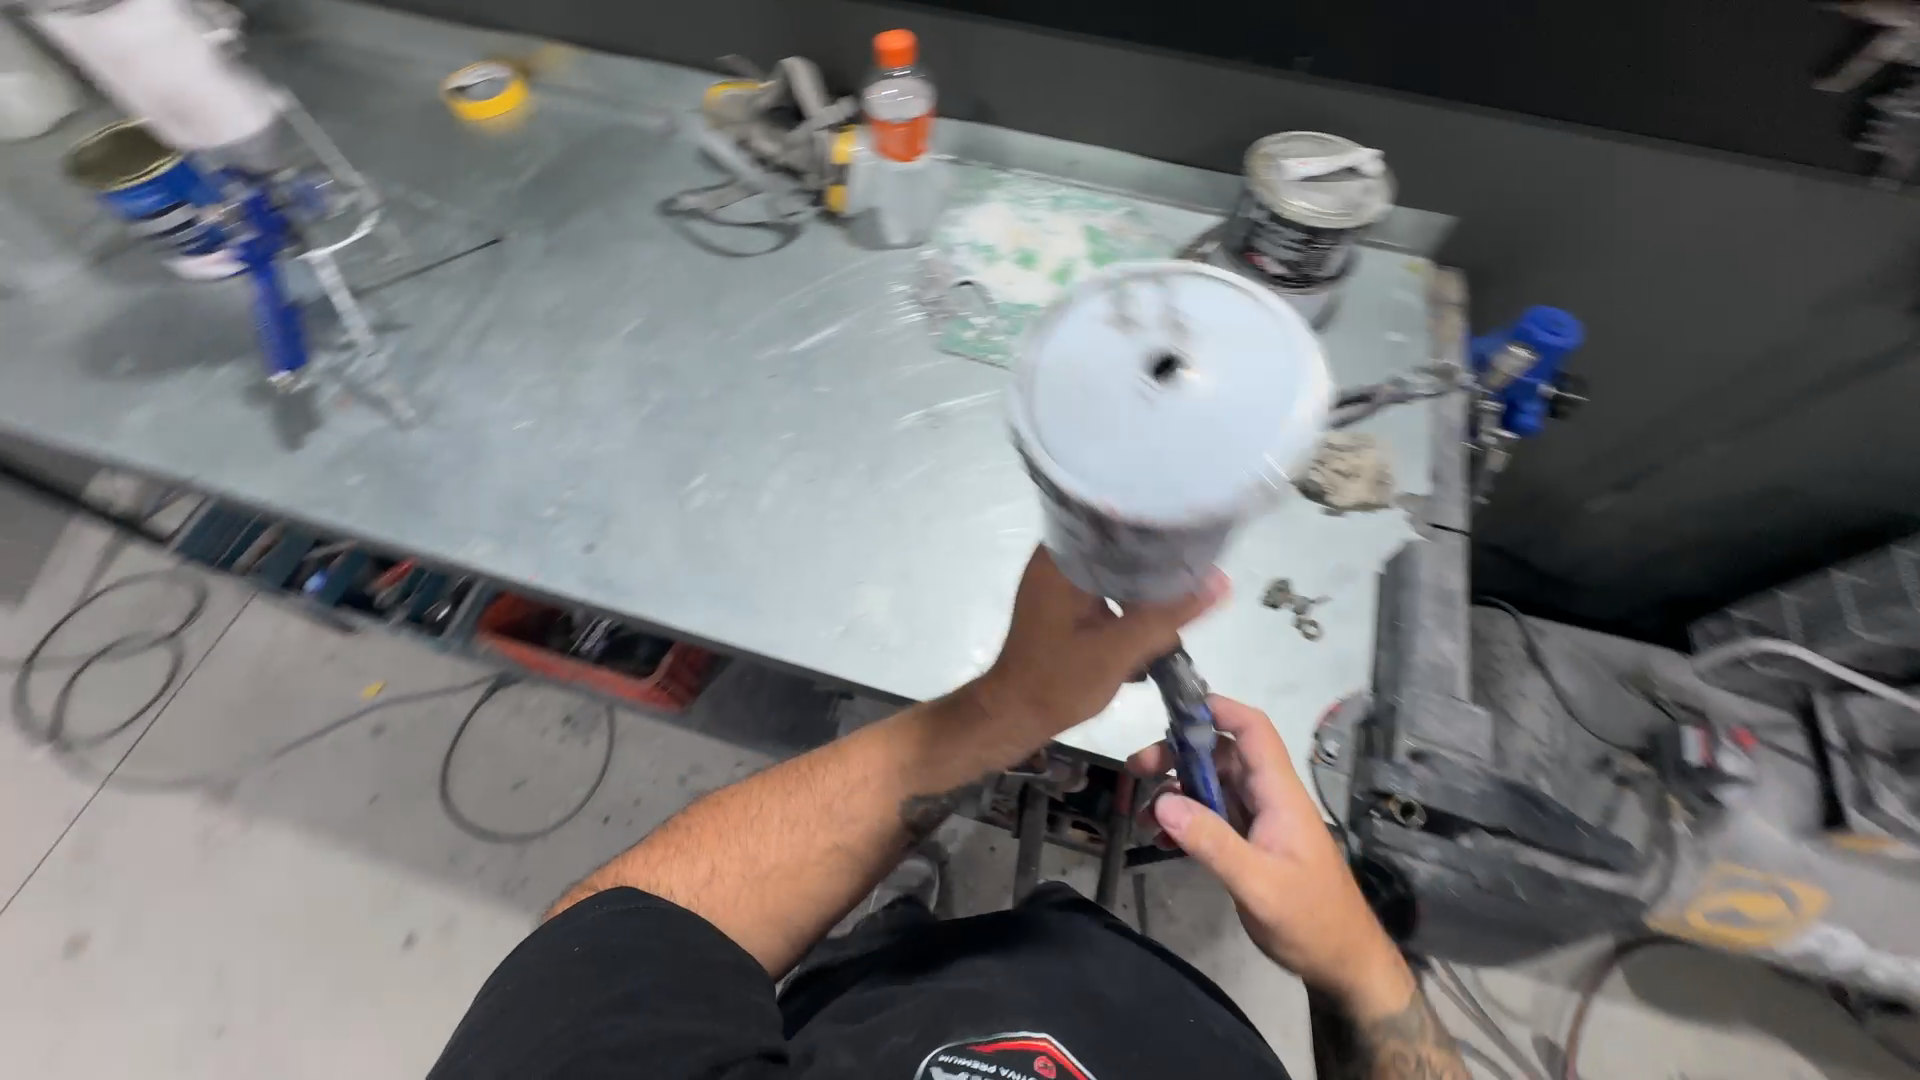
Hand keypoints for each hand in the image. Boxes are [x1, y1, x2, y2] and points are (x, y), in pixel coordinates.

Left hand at [972, 547, 1226, 744]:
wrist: (1015, 717)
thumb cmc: (1058, 680)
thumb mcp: (1119, 649)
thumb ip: (1169, 614)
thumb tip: (1221, 581)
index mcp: (1060, 559)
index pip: (1116, 525)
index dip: (1156, 529)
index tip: (1195, 535)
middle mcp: (1056, 562)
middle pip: (1118, 549)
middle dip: (1156, 565)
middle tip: (1199, 572)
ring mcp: (1058, 585)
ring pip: (1114, 574)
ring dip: (1144, 592)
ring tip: (1184, 600)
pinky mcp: (1063, 607)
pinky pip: (1105, 594)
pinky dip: (1127, 607)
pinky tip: (1155, 625)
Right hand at [1127, 696, 1414, 1020]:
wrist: (1344, 966)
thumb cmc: (1311, 920)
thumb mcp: (1259, 884)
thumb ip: (1212, 842)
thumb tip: (1162, 801)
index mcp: (1279, 793)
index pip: (1252, 731)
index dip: (1217, 710)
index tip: (1173, 710)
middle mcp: (1268, 797)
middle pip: (1220, 755)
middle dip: (1177, 754)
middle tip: (1138, 769)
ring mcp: (1258, 820)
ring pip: (1210, 785)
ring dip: (1175, 791)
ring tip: (1143, 813)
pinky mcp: (1248, 843)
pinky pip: (1210, 816)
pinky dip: (1183, 821)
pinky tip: (1159, 841)